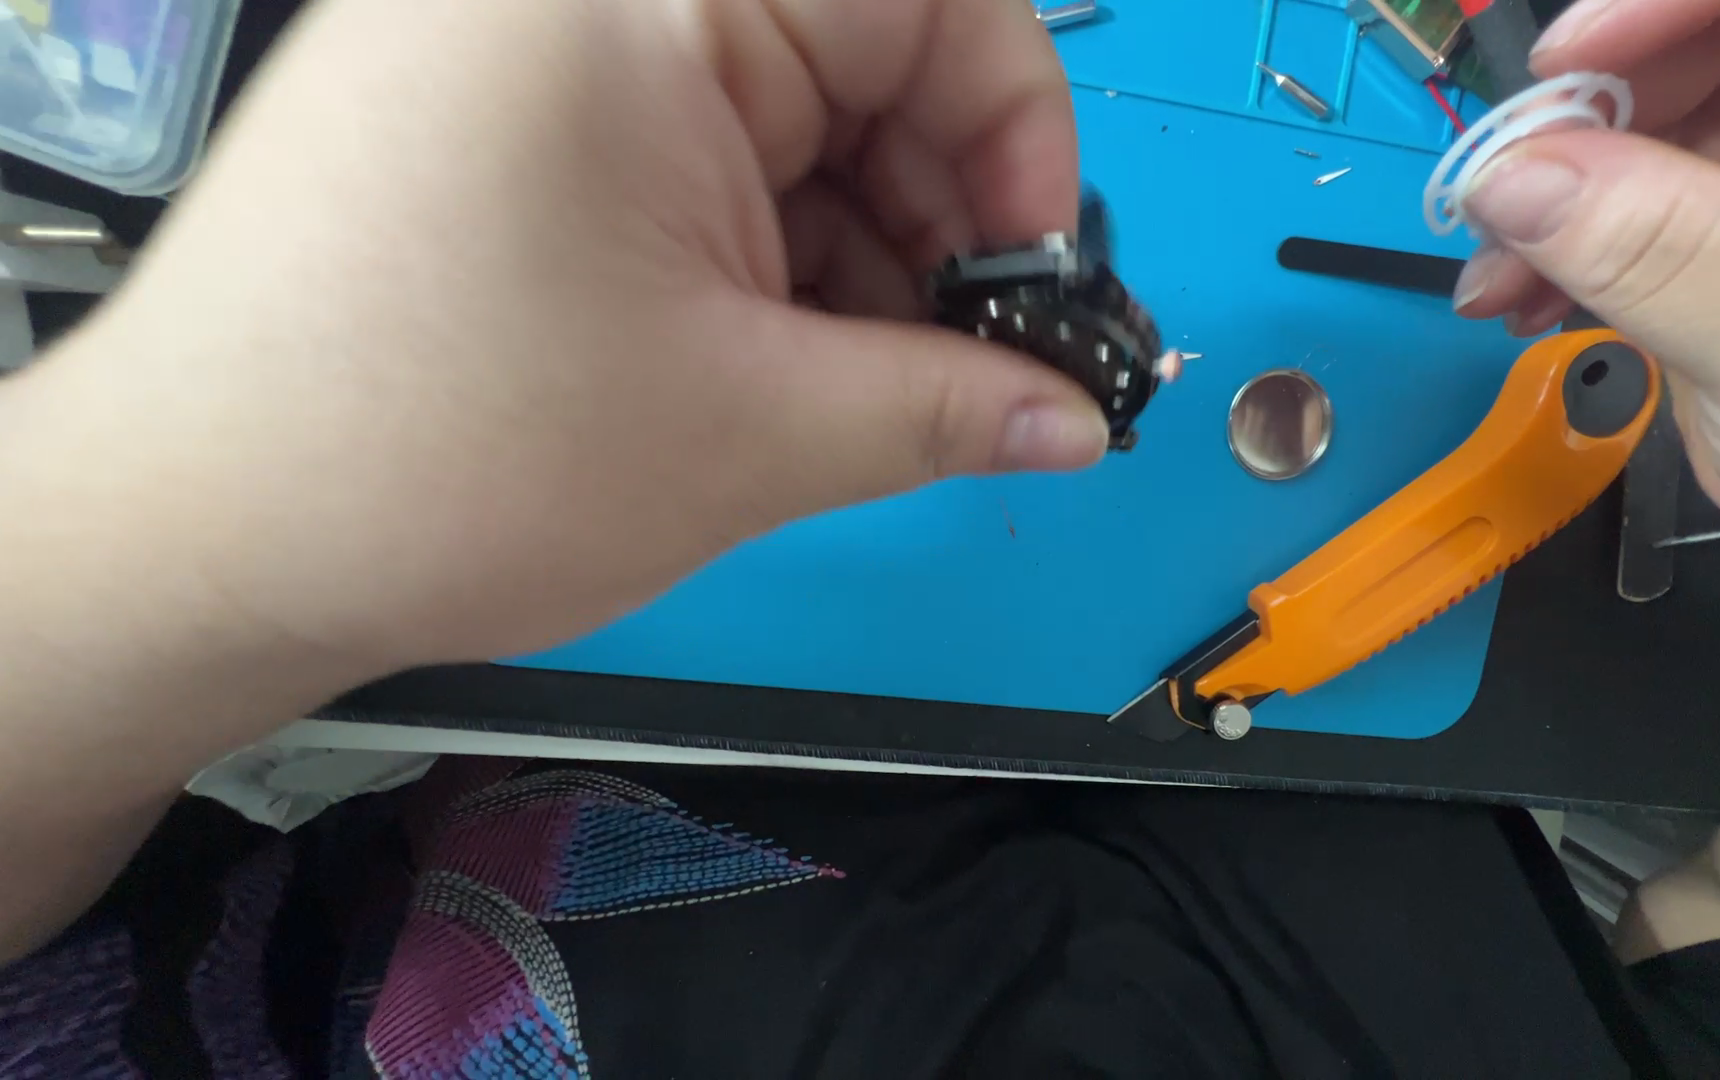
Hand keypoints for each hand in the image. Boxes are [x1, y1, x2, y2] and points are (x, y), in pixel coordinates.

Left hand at [9, 0, 1108, 674]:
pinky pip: (750, 197)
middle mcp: (611, 5)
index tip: (1036, 283)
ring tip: (897, 399)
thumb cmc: (477, 471)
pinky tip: (821, 380)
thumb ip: (949, 414)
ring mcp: (583, 77)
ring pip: (820, 152)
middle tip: (983, 368)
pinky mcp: (569, 156)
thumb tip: (1081, 421)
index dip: (1019, 134)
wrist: (226, 545)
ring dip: (885, 280)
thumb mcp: (757, 438)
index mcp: (644, 1)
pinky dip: (813, 289)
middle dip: (951, 230)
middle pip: (878, 74)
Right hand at [1448, 0, 1719, 576]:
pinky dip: (1562, 244)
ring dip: (1557, 201)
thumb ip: (1659, 245)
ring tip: (1493, 278)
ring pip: (1671, 123)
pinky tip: (1516, 295)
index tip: (1567, 59)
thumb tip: (1502, 176)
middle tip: (1501, 191)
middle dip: (1602, 118)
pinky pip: (1637, 197)